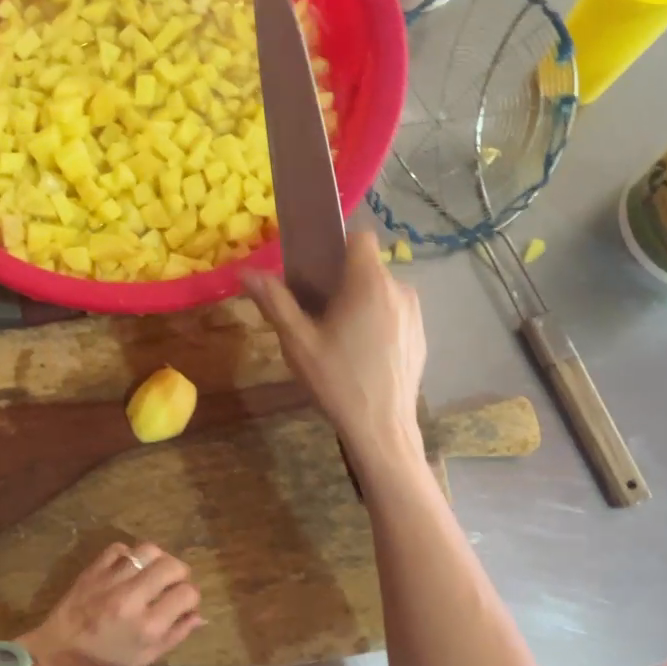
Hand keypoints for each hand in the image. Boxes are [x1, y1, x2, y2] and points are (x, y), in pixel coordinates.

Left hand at [20, 542, 202, 665]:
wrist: (52, 659)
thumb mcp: (143, 660)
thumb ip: (174, 636)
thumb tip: (198, 616)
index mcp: (148, 626)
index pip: (187, 594)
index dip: (190, 598)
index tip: (183, 605)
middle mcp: (132, 599)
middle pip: (172, 566)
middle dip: (180, 574)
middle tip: (171, 586)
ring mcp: (110, 581)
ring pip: (148, 550)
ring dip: (157, 560)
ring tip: (152, 574)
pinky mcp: (91, 571)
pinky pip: (119, 548)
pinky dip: (129, 555)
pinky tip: (127, 570)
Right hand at [241, 231, 428, 469]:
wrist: (381, 427)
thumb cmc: (336, 381)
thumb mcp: (298, 343)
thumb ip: (275, 302)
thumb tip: (246, 273)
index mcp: (368, 283)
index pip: (360, 238)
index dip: (337, 247)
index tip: (316, 273)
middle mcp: (399, 289)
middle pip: (368, 269)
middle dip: (344, 283)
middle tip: (318, 317)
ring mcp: (414, 313)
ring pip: (382, 293)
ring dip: (361, 305)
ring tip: (340, 340)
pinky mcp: (420, 336)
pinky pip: (395, 316)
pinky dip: (378, 325)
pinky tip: (361, 357)